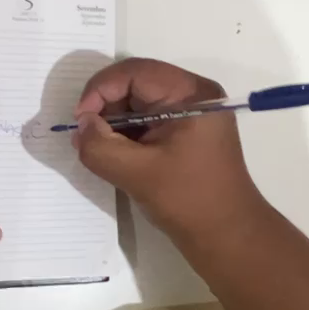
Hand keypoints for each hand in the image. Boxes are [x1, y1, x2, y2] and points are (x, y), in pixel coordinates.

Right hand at [72, 58, 265, 239]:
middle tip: (86, 136)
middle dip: (105, 107)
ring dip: (114, 122)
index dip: (100, 90)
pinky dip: (126, 133)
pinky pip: (147, 119)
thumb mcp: (136, 174)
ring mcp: (190, 113)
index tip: (80, 121)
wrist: (228, 236)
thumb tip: (81, 126)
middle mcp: (193, 95)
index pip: (134, 72)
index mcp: (190, 94)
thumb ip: (100, 146)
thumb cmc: (189, 201)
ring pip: (138, 102)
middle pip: (135, 84)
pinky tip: (114, 155)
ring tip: (98, 149)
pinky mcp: (185, 132)